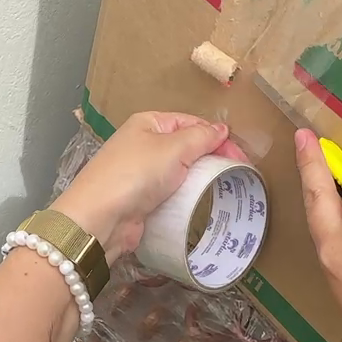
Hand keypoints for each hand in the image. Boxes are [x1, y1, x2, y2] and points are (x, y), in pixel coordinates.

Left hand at [52, 112, 241, 255]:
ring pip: (180, 173)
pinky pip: (171, 195)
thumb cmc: (135, 175)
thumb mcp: (174, 148)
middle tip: (236, 176)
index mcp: (149, 123)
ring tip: (223, 191)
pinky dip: (186, 199)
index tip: (240, 158)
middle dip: (211, 159)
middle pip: (187, 148)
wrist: (101, 219)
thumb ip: (201, 137)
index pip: (192, 123)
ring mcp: (142, 174)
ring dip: (199, 181)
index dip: (218, 137)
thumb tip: (222, 129)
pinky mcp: (142, 201)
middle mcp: (144, 145)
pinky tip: (201, 206)